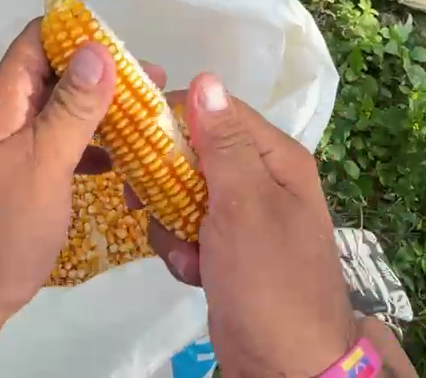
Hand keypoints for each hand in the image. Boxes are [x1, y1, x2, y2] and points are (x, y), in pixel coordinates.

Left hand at [0, 18, 117, 338]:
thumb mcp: (44, 162)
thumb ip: (72, 106)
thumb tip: (97, 47)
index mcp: (3, 98)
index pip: (39, 38)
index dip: (82, 34)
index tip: (129, 50)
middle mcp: (2, 113)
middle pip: (53, 72)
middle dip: (102, 75)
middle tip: (155, 91)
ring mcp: (6, 146)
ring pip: (57, 110)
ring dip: (98, 112)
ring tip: (147, 124)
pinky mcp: (14, 177)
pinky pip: (54, 145)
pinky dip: (86, 146)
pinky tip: (117, 164)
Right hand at [150, 74, 356, 377]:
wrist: (287, 371)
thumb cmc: (269, 280)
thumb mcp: (244, 204)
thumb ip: (223, 143)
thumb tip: (206, 77)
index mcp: (275, 157)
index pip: (216, 109)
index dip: (176, 116)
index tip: (138, 134)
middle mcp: (261, 178)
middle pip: (194, 150)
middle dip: (166, 178)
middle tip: (139, 197)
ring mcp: (243, 215)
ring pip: (183, 190)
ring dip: (171, 220)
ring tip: (183, 250)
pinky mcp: (227, 248)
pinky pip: (187, 226)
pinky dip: (181, 247)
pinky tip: (191, 271)